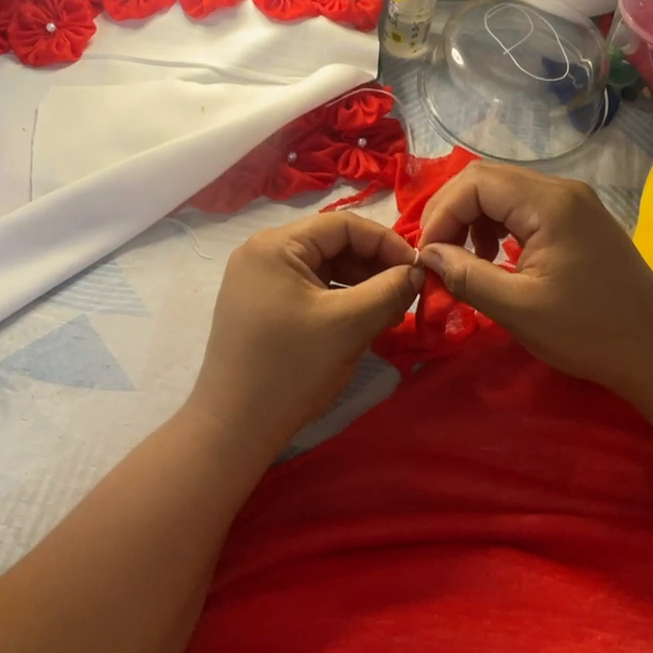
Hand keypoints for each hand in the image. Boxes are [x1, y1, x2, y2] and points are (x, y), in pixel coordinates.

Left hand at [190, 213, 423, 453]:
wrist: (235, 427)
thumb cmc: (292, 368)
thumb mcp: (349, 325)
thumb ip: (389, 291)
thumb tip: (418, 272)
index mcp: (275, 245)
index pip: (342, 225)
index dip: (385, 243)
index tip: (418, 270)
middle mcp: (261, 253)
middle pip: (331, 245)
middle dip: (373, 266)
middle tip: (407, 293)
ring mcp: (258, 282)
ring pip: (322, 269)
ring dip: (359, 285)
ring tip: (389, 311)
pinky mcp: (260, 308)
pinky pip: (309, 290)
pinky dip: (339, 301)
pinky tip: (362, 322)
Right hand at [417, 162, 652, 405]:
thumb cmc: (589, 332)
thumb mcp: (518, 309)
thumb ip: (467, 276)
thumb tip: (428, 256)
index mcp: (549, 204)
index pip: (474, 183)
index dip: (442, 214)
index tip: (428, 256)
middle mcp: (562, 190)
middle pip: (488, 179)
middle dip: (453, 213)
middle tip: (437, 255)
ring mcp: (574, 202)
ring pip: (504, 191)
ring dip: (474, 219)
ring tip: (464, 260)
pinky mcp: (579, 219)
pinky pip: (524, 206)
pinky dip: (499, 226)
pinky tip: (495, 259)